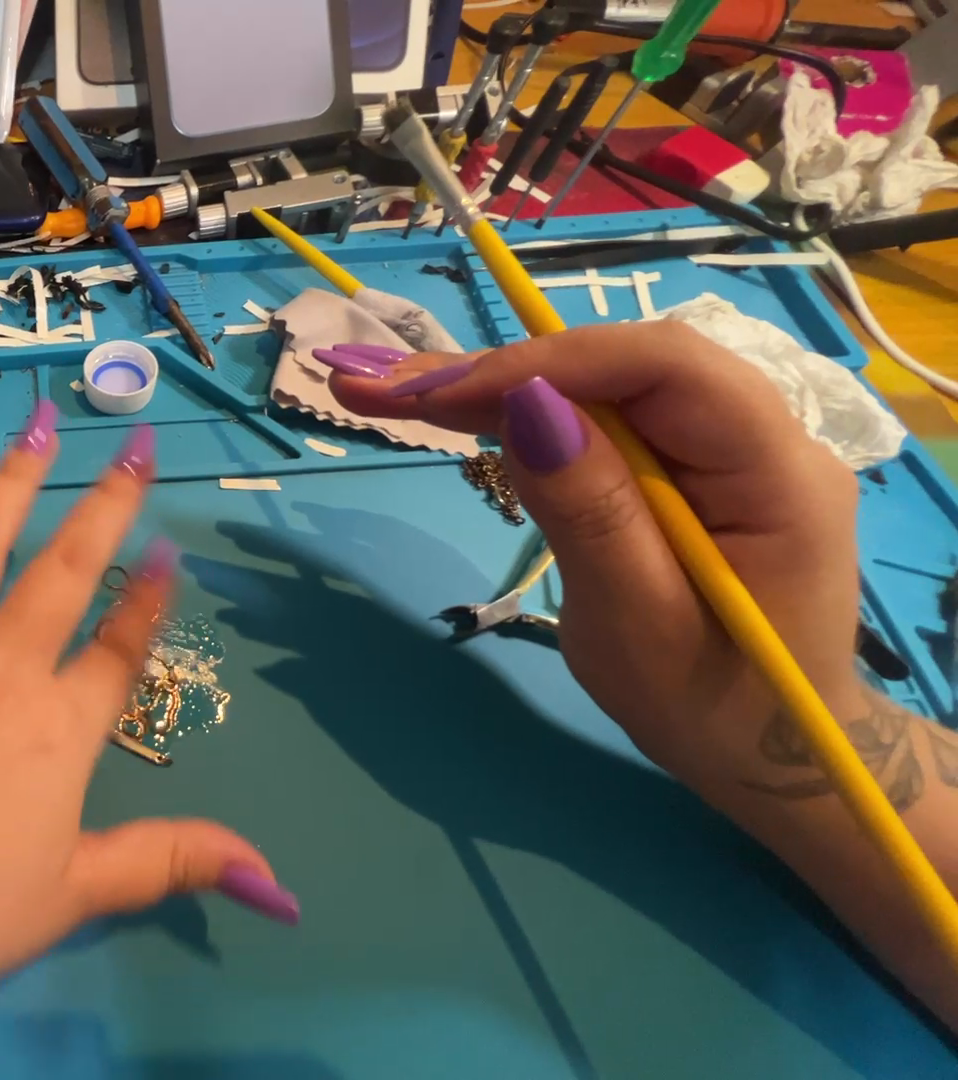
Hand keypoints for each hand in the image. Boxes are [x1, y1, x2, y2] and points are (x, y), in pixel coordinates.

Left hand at [0, 403, 294, 1053]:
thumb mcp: (74, 896)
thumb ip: (170, 862)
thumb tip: (278, 880)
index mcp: (58, 728)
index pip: (121, 648)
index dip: (151, 598)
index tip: (171, 546)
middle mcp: (0, 668)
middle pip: (65, 574)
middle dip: (107, 508)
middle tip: (134, 450)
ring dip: (13, 481)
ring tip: (40, 423)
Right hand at [320, 323, 865, 786]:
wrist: (752, 740)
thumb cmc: (702, 697)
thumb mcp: (636, 618)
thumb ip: (590, 510)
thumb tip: (527, 411)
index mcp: (773, 471)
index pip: (662, 367)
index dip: (543, 365)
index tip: (437, 395)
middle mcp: (747, 436)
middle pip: (611, 366)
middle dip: (490, 369)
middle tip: (375, 384)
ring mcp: (701, 448)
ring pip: (583, 386)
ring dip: (480, 386)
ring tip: (380, 390)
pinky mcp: (658, 467)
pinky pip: (576, 421)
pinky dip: (500, 415)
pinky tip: (440, 409)